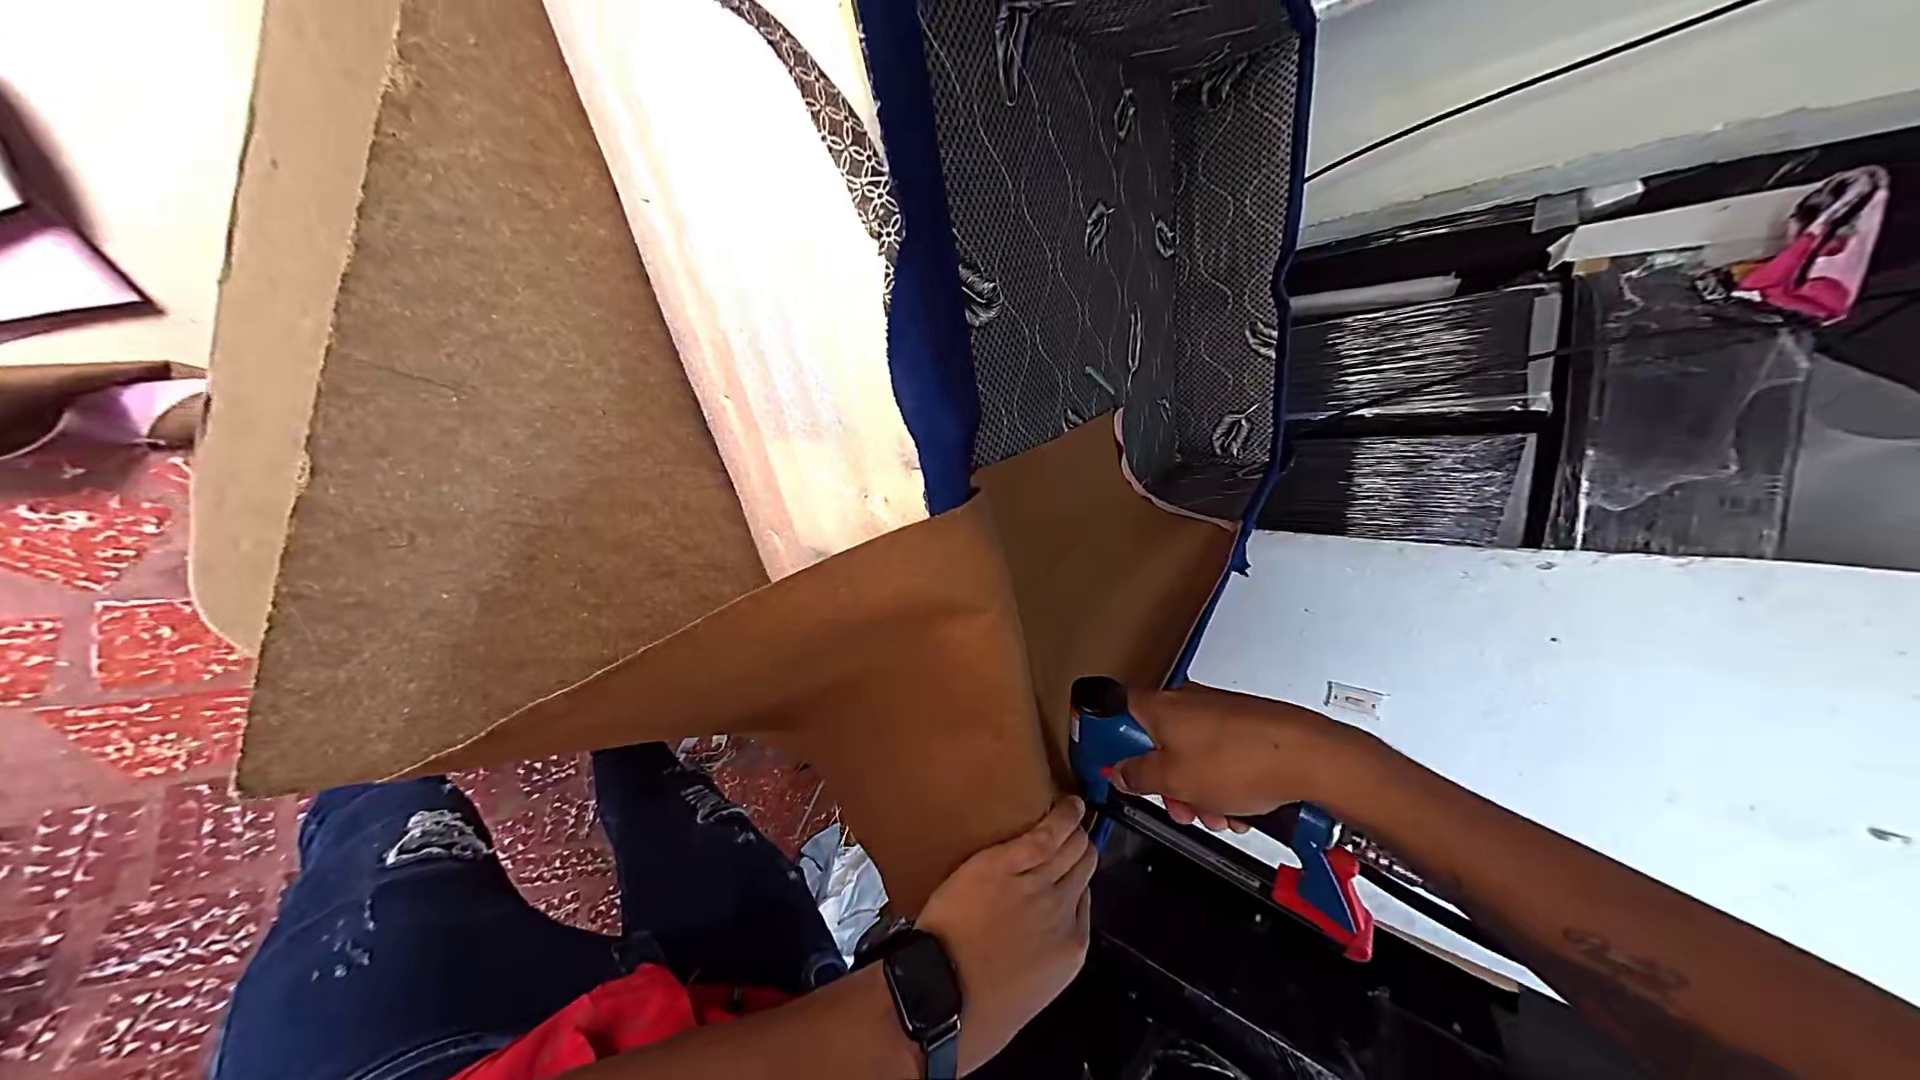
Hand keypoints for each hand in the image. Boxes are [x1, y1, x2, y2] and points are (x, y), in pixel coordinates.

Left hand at [916, 795, 1095, 1074]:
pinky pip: (1045, 835)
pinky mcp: (1005, 865)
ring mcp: (1036, 886)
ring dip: (1075, 826)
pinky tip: (1066, 804)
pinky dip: (1061, 816)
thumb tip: (1039, 932)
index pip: (1085, 898)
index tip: (1069, 866)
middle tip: (1073, 831)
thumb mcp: (1028, 991)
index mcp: (1071, 948)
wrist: (940, 997)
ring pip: (1071, 847)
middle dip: (1079, 847)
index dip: (1076, 878)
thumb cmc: (976, 1009)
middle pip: (1083, 866)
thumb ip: (1043, 954)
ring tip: (1074, 807)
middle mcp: (1062, 912)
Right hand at [1113, 683, 1357, 831]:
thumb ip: (1137, 776)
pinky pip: (1216, 755)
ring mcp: (1215, 712)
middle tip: (1175, 804)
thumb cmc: (1244, 760)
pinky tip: (1237, 806)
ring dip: (1195, 789)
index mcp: (1158, 706)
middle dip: (1162, 780)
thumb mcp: (1174, 780)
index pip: (1113, 710)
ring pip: (1187, 753)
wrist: (1310, 758)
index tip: (1104, 761)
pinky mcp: (1242, 726)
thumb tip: (1122, 773)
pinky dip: (1220, 782)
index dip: (1105, 738)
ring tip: (1217, 814)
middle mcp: (1185, 702)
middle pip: (1153, 741)